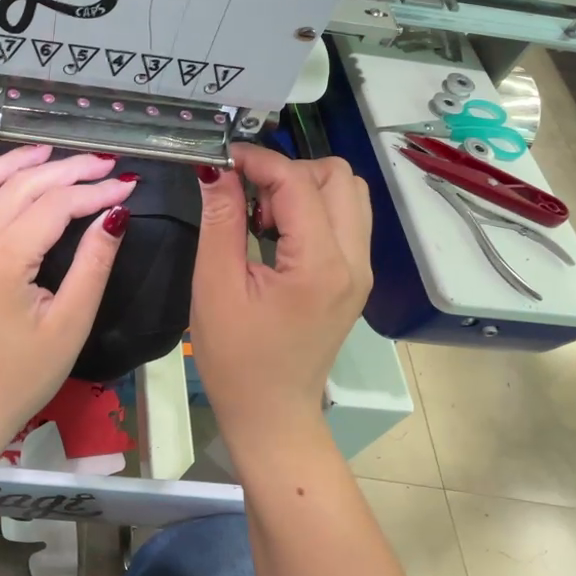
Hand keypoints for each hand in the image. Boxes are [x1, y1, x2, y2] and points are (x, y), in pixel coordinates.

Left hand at [0, 145, 136, 448]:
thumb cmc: (25, 373)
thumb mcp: (70, 324)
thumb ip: (93, 264)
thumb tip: (116, 213)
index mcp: (3, 261)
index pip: (55, 204)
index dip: (95, 190)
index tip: (128, 185)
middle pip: (22, 185)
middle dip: (67, 169)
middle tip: (104, 164)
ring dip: (17, 163)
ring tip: (51, 152)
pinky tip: (4, 180)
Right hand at [192, 146, 372, 441]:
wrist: (272, 415)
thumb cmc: (236, 358)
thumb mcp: (215, 286)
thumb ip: (219, 219)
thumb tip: (215, 167)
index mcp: (320, 264)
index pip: (298, 181)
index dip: (258, 159)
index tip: (220, 159)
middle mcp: (354, 260)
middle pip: (337, 176)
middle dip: (287, 171)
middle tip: (245, 198)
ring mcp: (360, 270)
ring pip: (348, 193)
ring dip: (304, 187)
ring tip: (262, 216)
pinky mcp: (354, 278)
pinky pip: (345, 219)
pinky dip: (312, 208)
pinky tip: (276, 233)